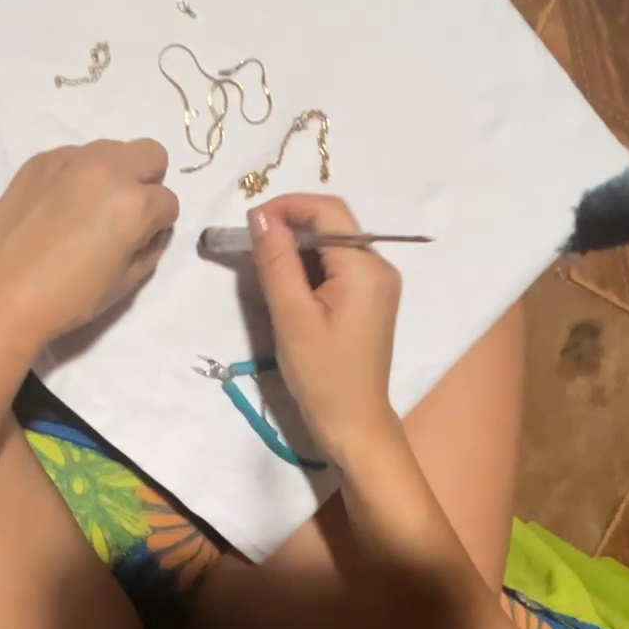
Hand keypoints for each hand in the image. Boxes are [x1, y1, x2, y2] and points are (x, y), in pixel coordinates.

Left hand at [0, 139, 178, 349]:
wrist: (2, 296)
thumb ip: (150, 248)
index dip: (158, 226)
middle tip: (123, 215)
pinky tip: (58, 207)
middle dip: (146, 182)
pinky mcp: (39, 160)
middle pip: (151, 154)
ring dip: (112, 174)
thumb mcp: (127, 283)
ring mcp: (70, 159)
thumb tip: (150, 231)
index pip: (169, 201)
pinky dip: (77, 176)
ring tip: (88, 210)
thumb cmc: (70, 298)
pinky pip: (75, 156)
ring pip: (112, 149)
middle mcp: (108, 169)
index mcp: (135, 203)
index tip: (139, 241)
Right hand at [248, 194, 401, 463]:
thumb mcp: (292, 316)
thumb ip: (276, 262)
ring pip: (331, 246)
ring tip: (263, 270)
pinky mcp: (368, 300)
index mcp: (366, 267)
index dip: (287, 206)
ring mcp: (376, 284)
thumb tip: (259, 215)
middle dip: (289, 227)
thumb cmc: (322, 374)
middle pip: (332, 225)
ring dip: (295, 249)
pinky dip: (307, 268)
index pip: (328, 211)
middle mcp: (379, 267)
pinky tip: (286, 288)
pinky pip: (335, 268)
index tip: (250, 223)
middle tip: (250, 247)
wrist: (352, 422)